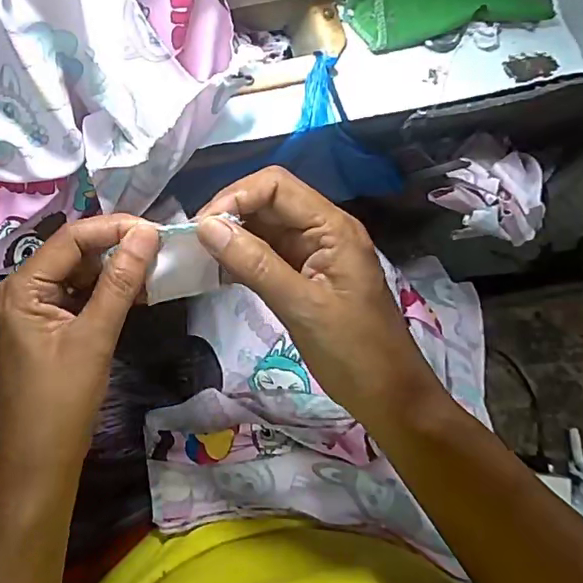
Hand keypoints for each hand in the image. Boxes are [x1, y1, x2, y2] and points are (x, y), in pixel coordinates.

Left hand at [0, 215, 158, 490]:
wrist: (37, 465)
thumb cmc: (61, 403)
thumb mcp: (94, 338)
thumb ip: (120, 283)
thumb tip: (145, 234)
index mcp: (20, 288)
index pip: (69, 238)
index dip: (113, 228)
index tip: (155, 229)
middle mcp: (18, 291)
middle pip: (71, 254)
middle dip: (115, 249)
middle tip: (160, 250)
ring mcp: (29, 311)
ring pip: (75, 275)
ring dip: (112, 272)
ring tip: (154, 271)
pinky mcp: (42, 329)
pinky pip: (74, 298)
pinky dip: (102, 295)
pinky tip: (134, 295)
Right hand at [197, 167, 440, 421]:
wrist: (389, 397)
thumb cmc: (354, 352)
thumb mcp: (302, 307)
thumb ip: (254, 264)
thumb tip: (206, 227)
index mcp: (332, 228)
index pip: (276, 186)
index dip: (236, 196)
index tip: (203, 227)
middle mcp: (321, 230)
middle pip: (266, 201)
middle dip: (228, 214)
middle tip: (193, 242)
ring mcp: (311, 252)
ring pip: (261, 227)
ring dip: (229, 236)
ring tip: (199, 256)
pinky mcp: (301, 274)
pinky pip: (263, 253)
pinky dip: (239, 257)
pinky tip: (216, 272)